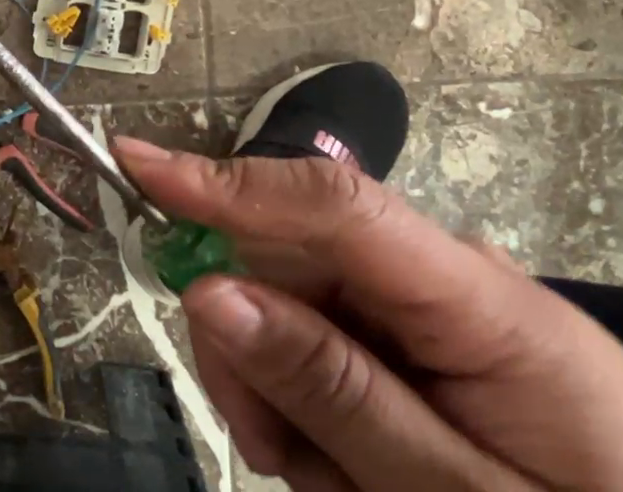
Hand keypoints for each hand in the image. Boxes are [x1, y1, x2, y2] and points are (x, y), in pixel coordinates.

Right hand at [113, 138, 622, 490]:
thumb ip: (335, 394)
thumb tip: (208, 289)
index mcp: (494, 311)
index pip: (336, 206)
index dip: (225, 179)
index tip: (129, 161)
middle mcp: (458, 289)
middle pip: (291, 262)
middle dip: (249, 340)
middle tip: (268, 446)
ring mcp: (439, 317)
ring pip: (288, 306)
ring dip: (273, 387)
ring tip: (317, 473)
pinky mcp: (424, 347)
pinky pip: (319, 343)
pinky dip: (301, 402)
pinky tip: (338, 460)